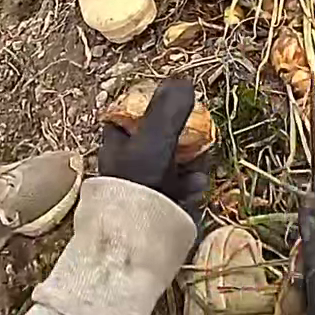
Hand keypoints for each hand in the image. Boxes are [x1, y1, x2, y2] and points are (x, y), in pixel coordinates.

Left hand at [98, 78, 208, 215]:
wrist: (142, 234)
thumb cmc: (139, 181)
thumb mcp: (153, 137)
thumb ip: (168, 109)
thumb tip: (184, 81)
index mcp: (116, 142)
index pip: (135, 115)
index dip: (158, 109)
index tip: (180, 108)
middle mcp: (127, 161)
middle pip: (161, 137)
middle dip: (184, 138)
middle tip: (197, 138)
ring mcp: (144, 183)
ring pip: (175, 161)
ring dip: (191, 163)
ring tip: (198, 168)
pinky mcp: (160, 202)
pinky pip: (180, 185)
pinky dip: (191, 184)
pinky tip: (196, 187)